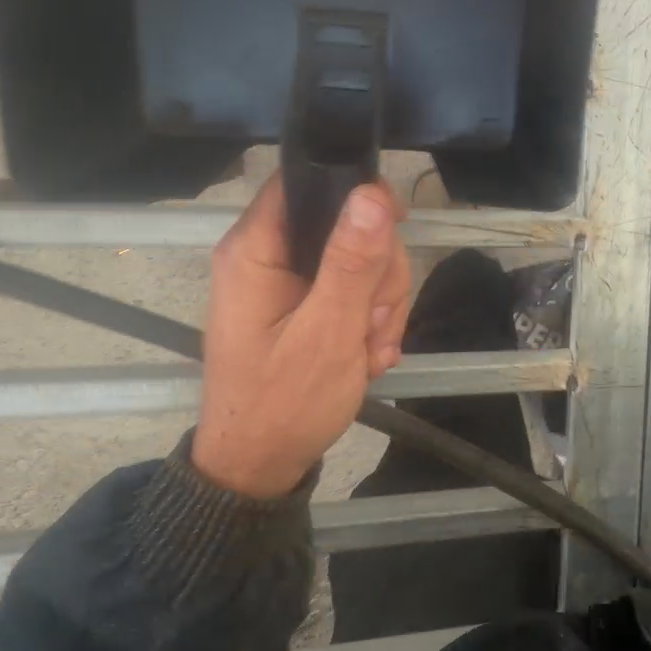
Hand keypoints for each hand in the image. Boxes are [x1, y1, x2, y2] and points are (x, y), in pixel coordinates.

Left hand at [192, 174, 413, 498]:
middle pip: (349, 224)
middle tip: (372, 324)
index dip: (357, 194)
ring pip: (364, 258)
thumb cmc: (284, 403)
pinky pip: (359, 288)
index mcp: (257, 250)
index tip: (393, 229)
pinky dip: (373, 320)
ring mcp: (290, 280)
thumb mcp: (328, 334)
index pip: (308, 182)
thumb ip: (352, 263)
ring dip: (382, 304)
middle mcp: (270, 254)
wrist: (261, 468)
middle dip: (378, 273)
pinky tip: (367, 354)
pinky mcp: (307, 302)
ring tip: (368, 349)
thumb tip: (374, 195)